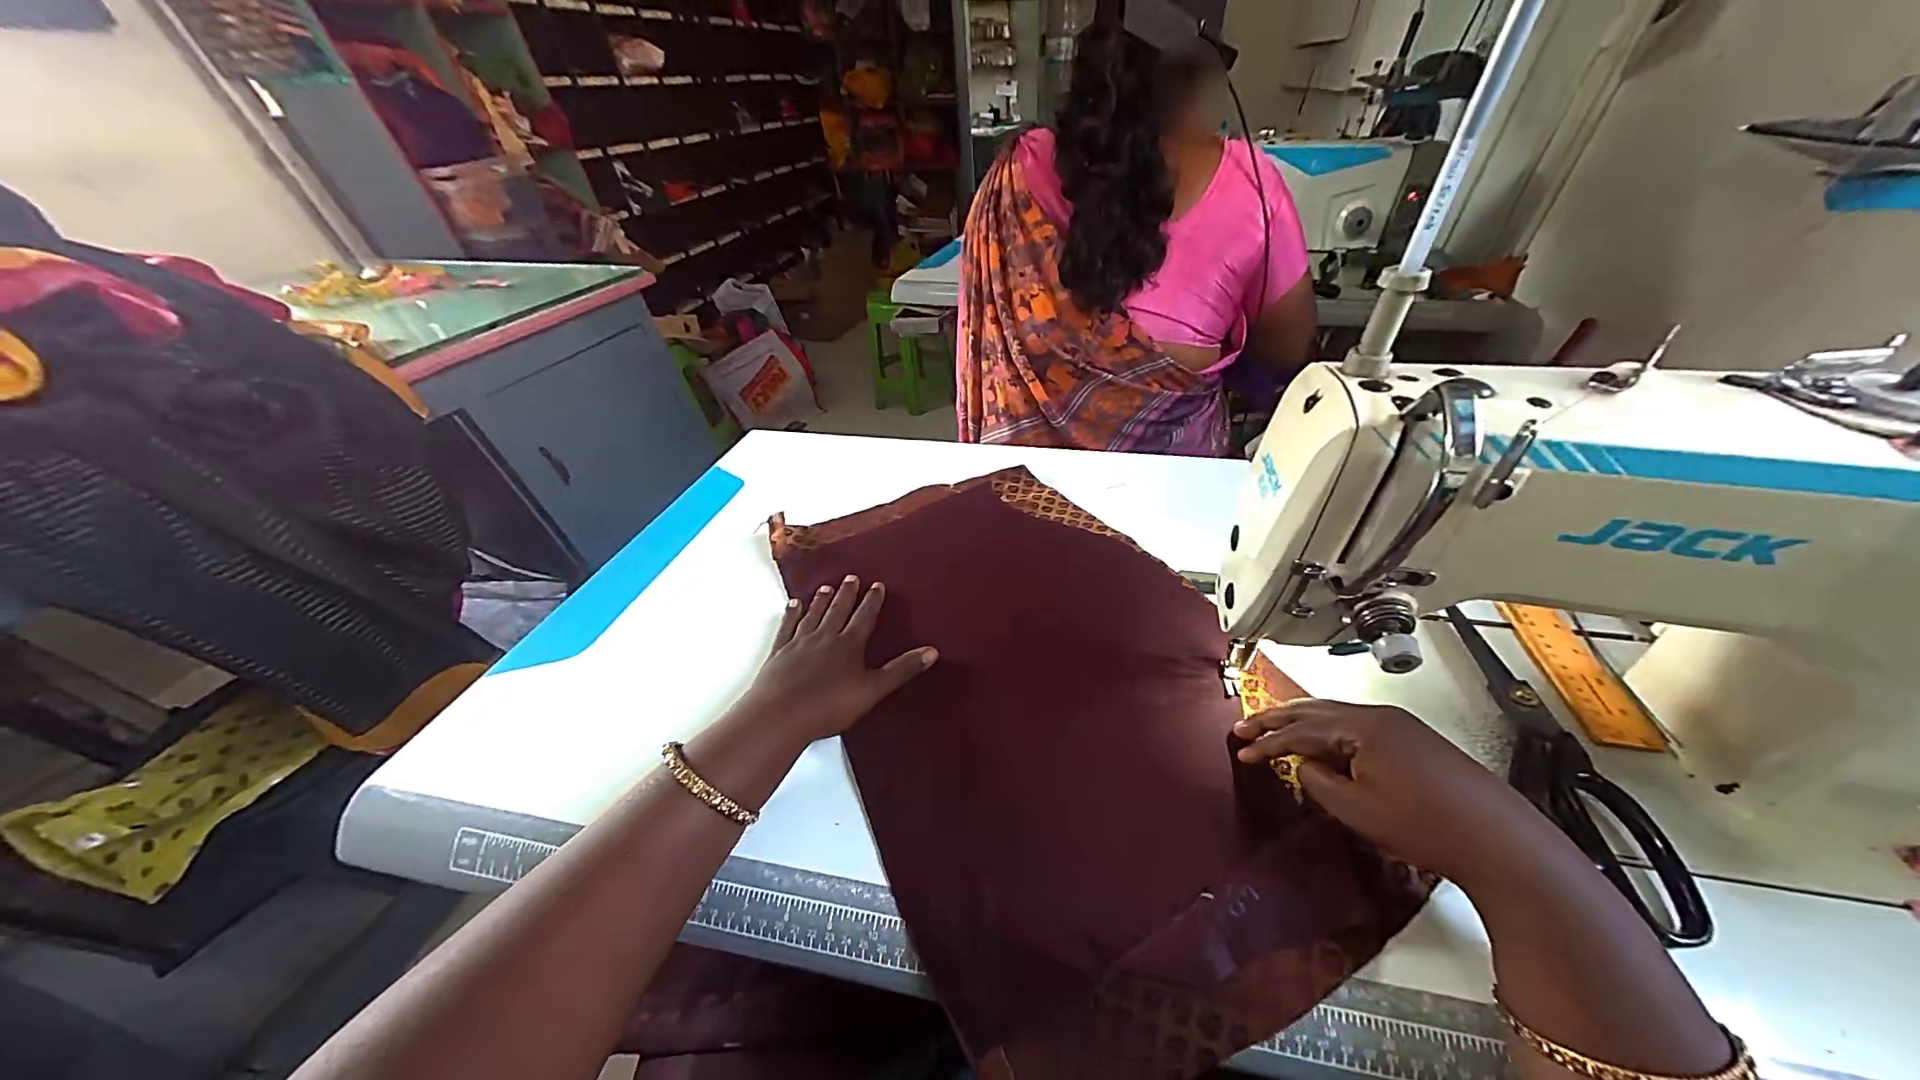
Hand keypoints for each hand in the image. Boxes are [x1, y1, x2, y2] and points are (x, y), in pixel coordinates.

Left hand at [734, 575, 937, 745]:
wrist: (780, 715)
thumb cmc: (828, 705)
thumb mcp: (872, 690)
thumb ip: (901, 670)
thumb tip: (930, 652)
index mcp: (848, 645)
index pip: (864, 617)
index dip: (872, 601)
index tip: (876, 586)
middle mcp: (824, 638)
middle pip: (838, 610)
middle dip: (847, 594)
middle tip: (851, 578)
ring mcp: (799, 643)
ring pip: (813, 615)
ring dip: (821, 600)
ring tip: (826, 587)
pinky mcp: (779, 653)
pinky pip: (787, 627)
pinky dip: (791, 615)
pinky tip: (793, 605)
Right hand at [1234, 700, 1563, 887]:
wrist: (1500, 843)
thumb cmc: (1428, 826)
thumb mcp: (1356, 809)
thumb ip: (1317, 781)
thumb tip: (1304, 766)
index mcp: (1363, 727)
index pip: (1300, 730)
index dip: (1266, 742)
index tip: (1243, 751)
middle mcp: (1380, 717)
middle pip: (1314, 710)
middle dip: (1276, 720)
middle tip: (1246, 727)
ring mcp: (1400, 725)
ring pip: (1335, 715)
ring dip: (1302, 723)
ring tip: (1275, 728)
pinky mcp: (1414, 740)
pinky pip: (1356, 725)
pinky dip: (1328, 731)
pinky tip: (1322, 744)